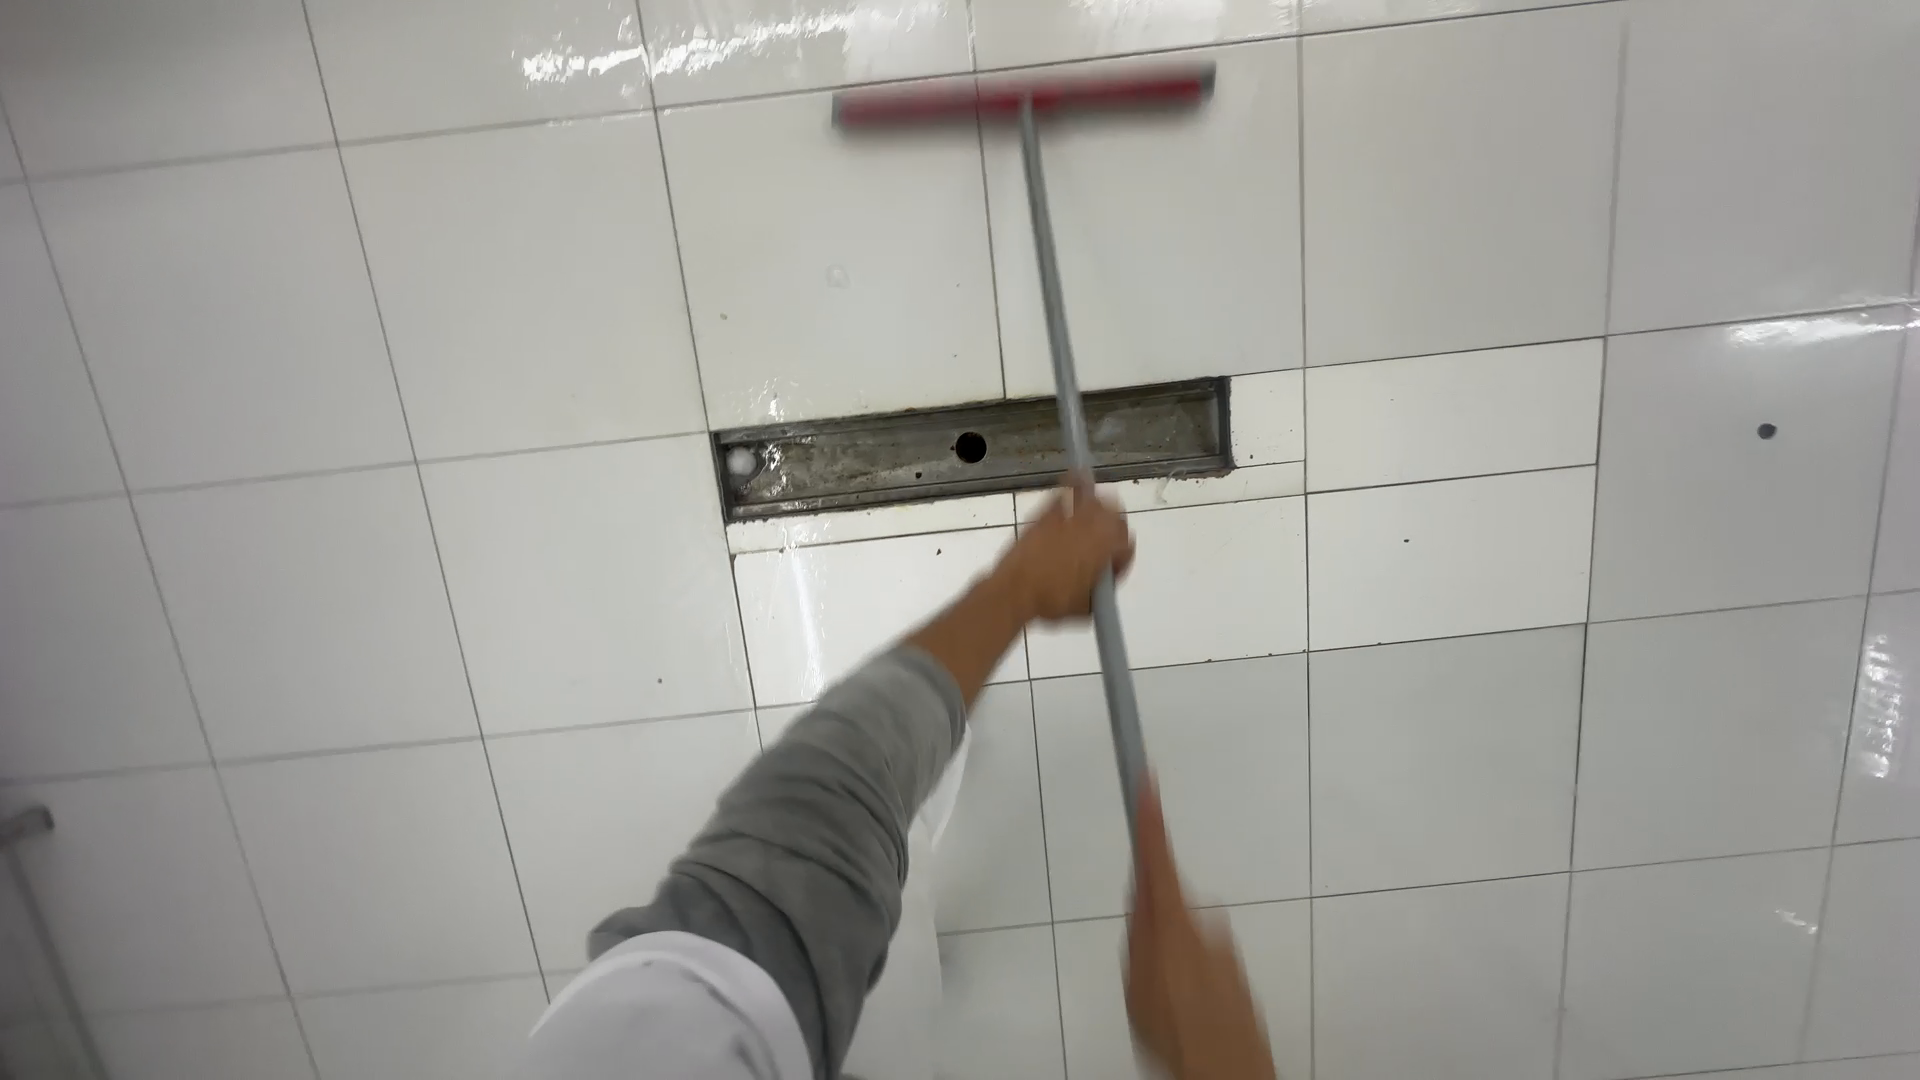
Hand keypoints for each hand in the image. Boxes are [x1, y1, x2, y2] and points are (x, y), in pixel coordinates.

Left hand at [993, 476, 1134, 622]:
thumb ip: (1103, 589)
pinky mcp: (1050, 510)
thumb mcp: (1087, 606)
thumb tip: (1103, 581)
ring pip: (1096, 501)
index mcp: (1108, 548)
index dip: (1119, 559)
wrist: (1015, 589)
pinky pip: (1070, 487)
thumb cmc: (1053, 600)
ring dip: (1097, 508)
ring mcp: (1072, 514)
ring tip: (1090, 518)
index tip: (1108, 569)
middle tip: (1100, 545)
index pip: (1127, 545)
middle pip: (1115, 517)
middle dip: (1111, 530)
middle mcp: (1095, 525)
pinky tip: (1078, 477)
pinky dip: (1076, 481)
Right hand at [1126, 780, 1276, 1079]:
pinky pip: (1210, 963)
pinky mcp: (1241, 975)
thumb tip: (1143, 898)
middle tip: (1146, 972)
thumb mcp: (1134, 977)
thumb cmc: (1175, 1030)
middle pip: (1171, 903)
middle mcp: (1207, 924)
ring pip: (1191, 938)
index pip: (1156, 853)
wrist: (1228, 1072)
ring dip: (1178, 959)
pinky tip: (1190, 1011)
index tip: (1148, 774)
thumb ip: (1137, 930)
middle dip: (1156, 925)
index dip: (1149, 812)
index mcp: (1172, 918)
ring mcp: (1228, 949)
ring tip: (1168, 1003)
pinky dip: (1197, 980)